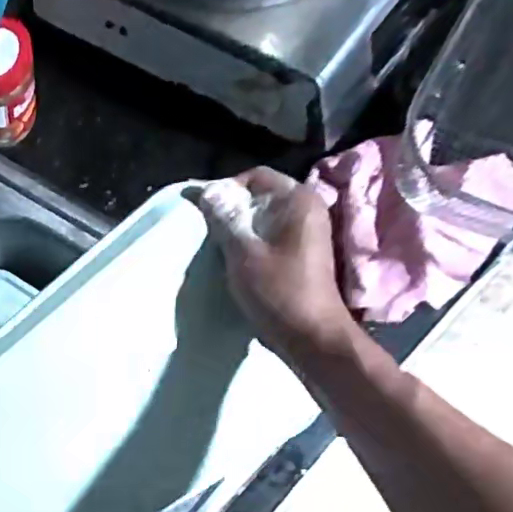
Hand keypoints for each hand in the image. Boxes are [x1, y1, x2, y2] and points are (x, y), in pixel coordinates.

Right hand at [191, 166, 353, 360]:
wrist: (309, 335)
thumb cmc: (277, 291)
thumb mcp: (242, 253)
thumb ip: (224, 218)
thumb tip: (204, 191)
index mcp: (298, 200)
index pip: (255, 176)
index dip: (225, 189)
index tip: (202, 213)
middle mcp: (308, 208)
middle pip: (260, 196)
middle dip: (231, 210)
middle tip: (206, 232)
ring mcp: (308, 232)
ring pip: (264, 218)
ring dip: (239, 229)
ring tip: (217, 248)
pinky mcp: (303, 254)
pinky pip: (271, 236)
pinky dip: (251, 243)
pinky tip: (235, 262)